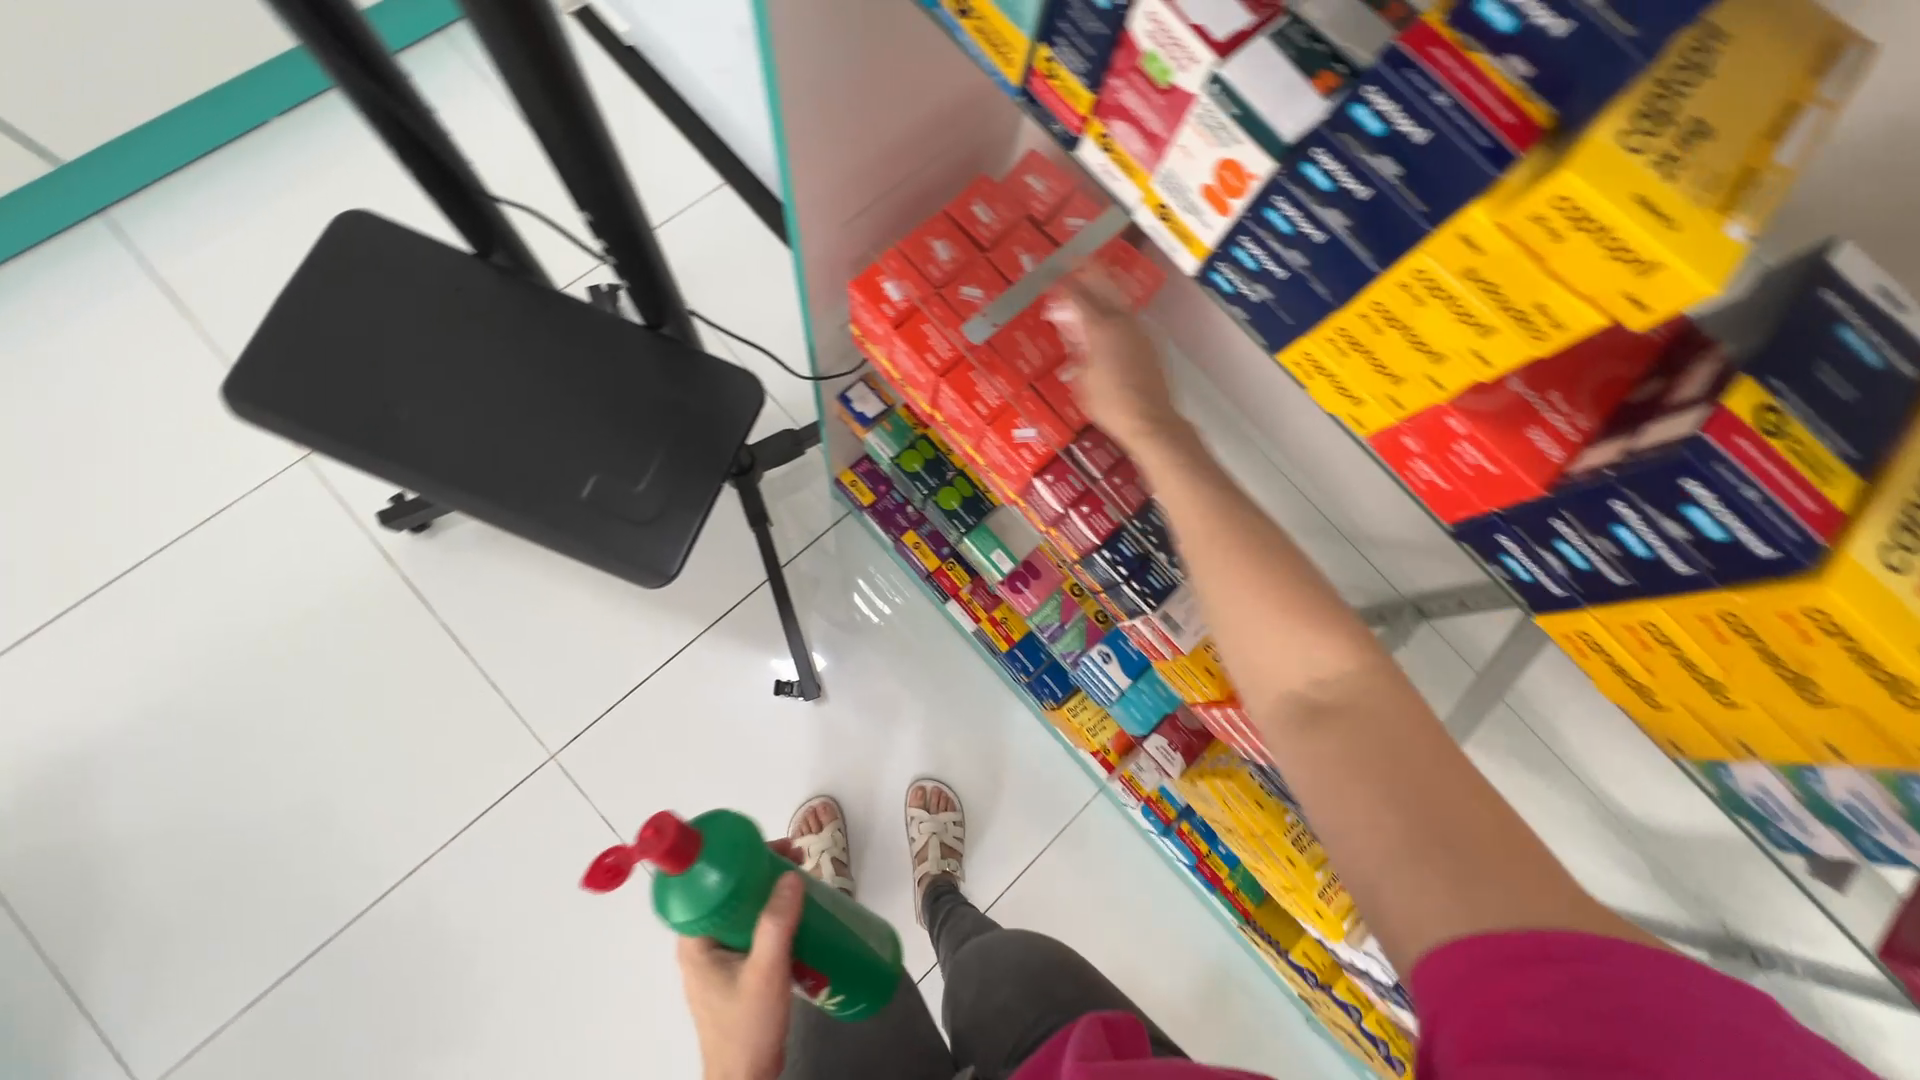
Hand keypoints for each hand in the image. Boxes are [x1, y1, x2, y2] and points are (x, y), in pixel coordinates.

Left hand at [678, 870, 805, 1079]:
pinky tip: (798, 913)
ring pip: (742, 909)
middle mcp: (702, 943)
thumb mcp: (766, 972)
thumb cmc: (747, 1028)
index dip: (737, 857)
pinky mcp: (736, 969)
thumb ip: (777, 924)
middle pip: (728, 891)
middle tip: (795, 859)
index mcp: (695, 940)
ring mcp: (718, 958)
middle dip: (761, 870)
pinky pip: (752, 928)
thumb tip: (790, 875)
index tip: (772, 847)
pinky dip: (772, 915)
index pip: (707, 882)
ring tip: (801, 880)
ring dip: (770, 892)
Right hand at [1045, 276, 1189, 453]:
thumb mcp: (1081, 378)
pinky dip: (1113, 310)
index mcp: (1100, 328)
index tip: (1053, 276)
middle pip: (1103, 286)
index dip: (1064, 285)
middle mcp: (1121, 322)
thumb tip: (1070, 327)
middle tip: (1075, 260)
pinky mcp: (1148, 343)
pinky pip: (1126, 317)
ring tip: (1089, 283)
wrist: (1149, 420)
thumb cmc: (1109, 405)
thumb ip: (1076, 347)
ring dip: (1102, 290)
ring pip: (1118, 300)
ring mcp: (1138, 330)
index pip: (1078, 296)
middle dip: (1088, 271)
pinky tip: (1106, 317)